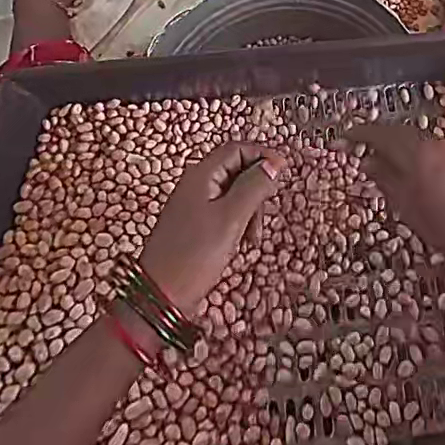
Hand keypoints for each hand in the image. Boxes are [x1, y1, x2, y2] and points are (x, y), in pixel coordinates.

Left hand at [139, 142, 281, 314]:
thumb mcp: (231, 218)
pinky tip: (241, 243)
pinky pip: (224, 212)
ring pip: (233, 193)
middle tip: (263, 217)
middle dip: (256, 188)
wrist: (160, 295)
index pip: (237, 149)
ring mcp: (194, 204)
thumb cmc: (194, 255)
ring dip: (250, 209)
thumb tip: (274, 163)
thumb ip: (254, 187)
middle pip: (236, 170)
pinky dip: (238, 222)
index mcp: (201, 174)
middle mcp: (196, 184)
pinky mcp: (195, 224)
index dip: (262, 156)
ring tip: (252, 238)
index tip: (283, 171)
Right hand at [348, 122, 444, 289]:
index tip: (344, 136)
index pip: (379, 134)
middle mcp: (431, 144)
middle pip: (397, 131)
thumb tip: (367, 162)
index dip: (359, 134)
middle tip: (359, 144)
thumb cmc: (444, 227)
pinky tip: (406, 164)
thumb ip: (385, 178)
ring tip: (380, 155)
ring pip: (413, 137)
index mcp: (414, 153)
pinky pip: (427, 145)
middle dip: (376, 135)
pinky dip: (411, 149)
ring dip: (395, 141)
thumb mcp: (406, 206)